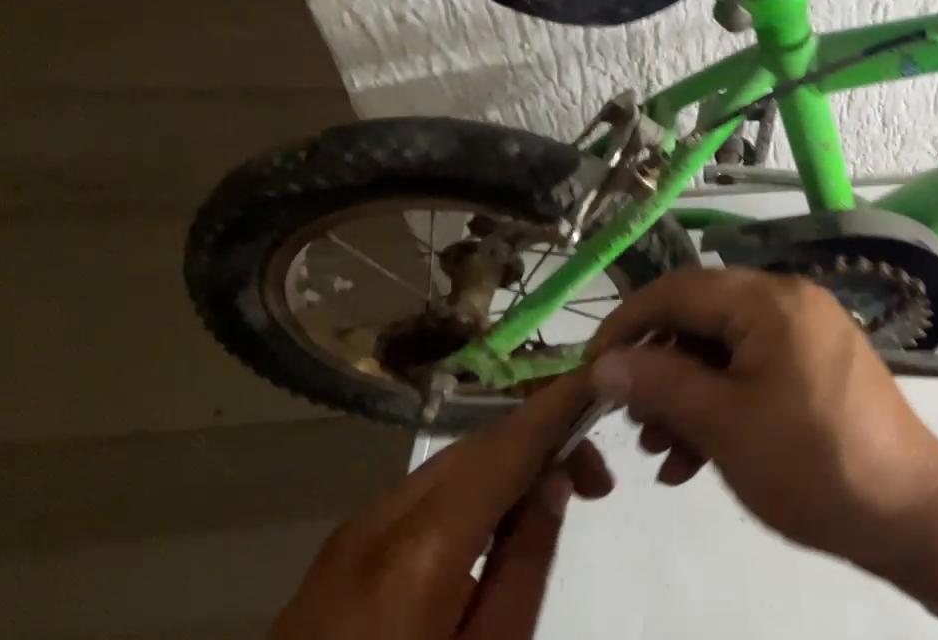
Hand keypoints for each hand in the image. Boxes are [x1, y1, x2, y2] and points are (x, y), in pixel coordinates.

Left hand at [270, 372, 613, 638]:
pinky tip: (496, 523)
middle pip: (477, 448)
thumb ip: (527, 560)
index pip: (504, 447)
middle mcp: (377, 523)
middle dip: (543, 443)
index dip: (557, 405)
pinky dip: (471, 489)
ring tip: (555, 502)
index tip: (602, 376)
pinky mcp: (336, 556)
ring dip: (508, 466)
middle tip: (599, 484)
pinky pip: (421, 496)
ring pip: (449, 467)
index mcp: (420, 550)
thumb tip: (553, 479)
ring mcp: (348, 538)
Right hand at [585, 267, 937, 565]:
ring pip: (726, 352)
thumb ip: (660, 383)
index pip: (679, 289)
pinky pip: (755, 372)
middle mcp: (791, 303)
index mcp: (770, 300)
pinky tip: (695, 460)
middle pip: (702, 319)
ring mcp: (809, 335)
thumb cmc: (808, 459)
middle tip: (630, 421)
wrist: (903, 507)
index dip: (627, 325)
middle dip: (658, 370)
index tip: (590, 370)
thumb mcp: (722, 422)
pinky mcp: (818, 368)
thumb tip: (606, 362)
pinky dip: (722, 405)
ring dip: (685, 396)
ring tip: (661, 453)